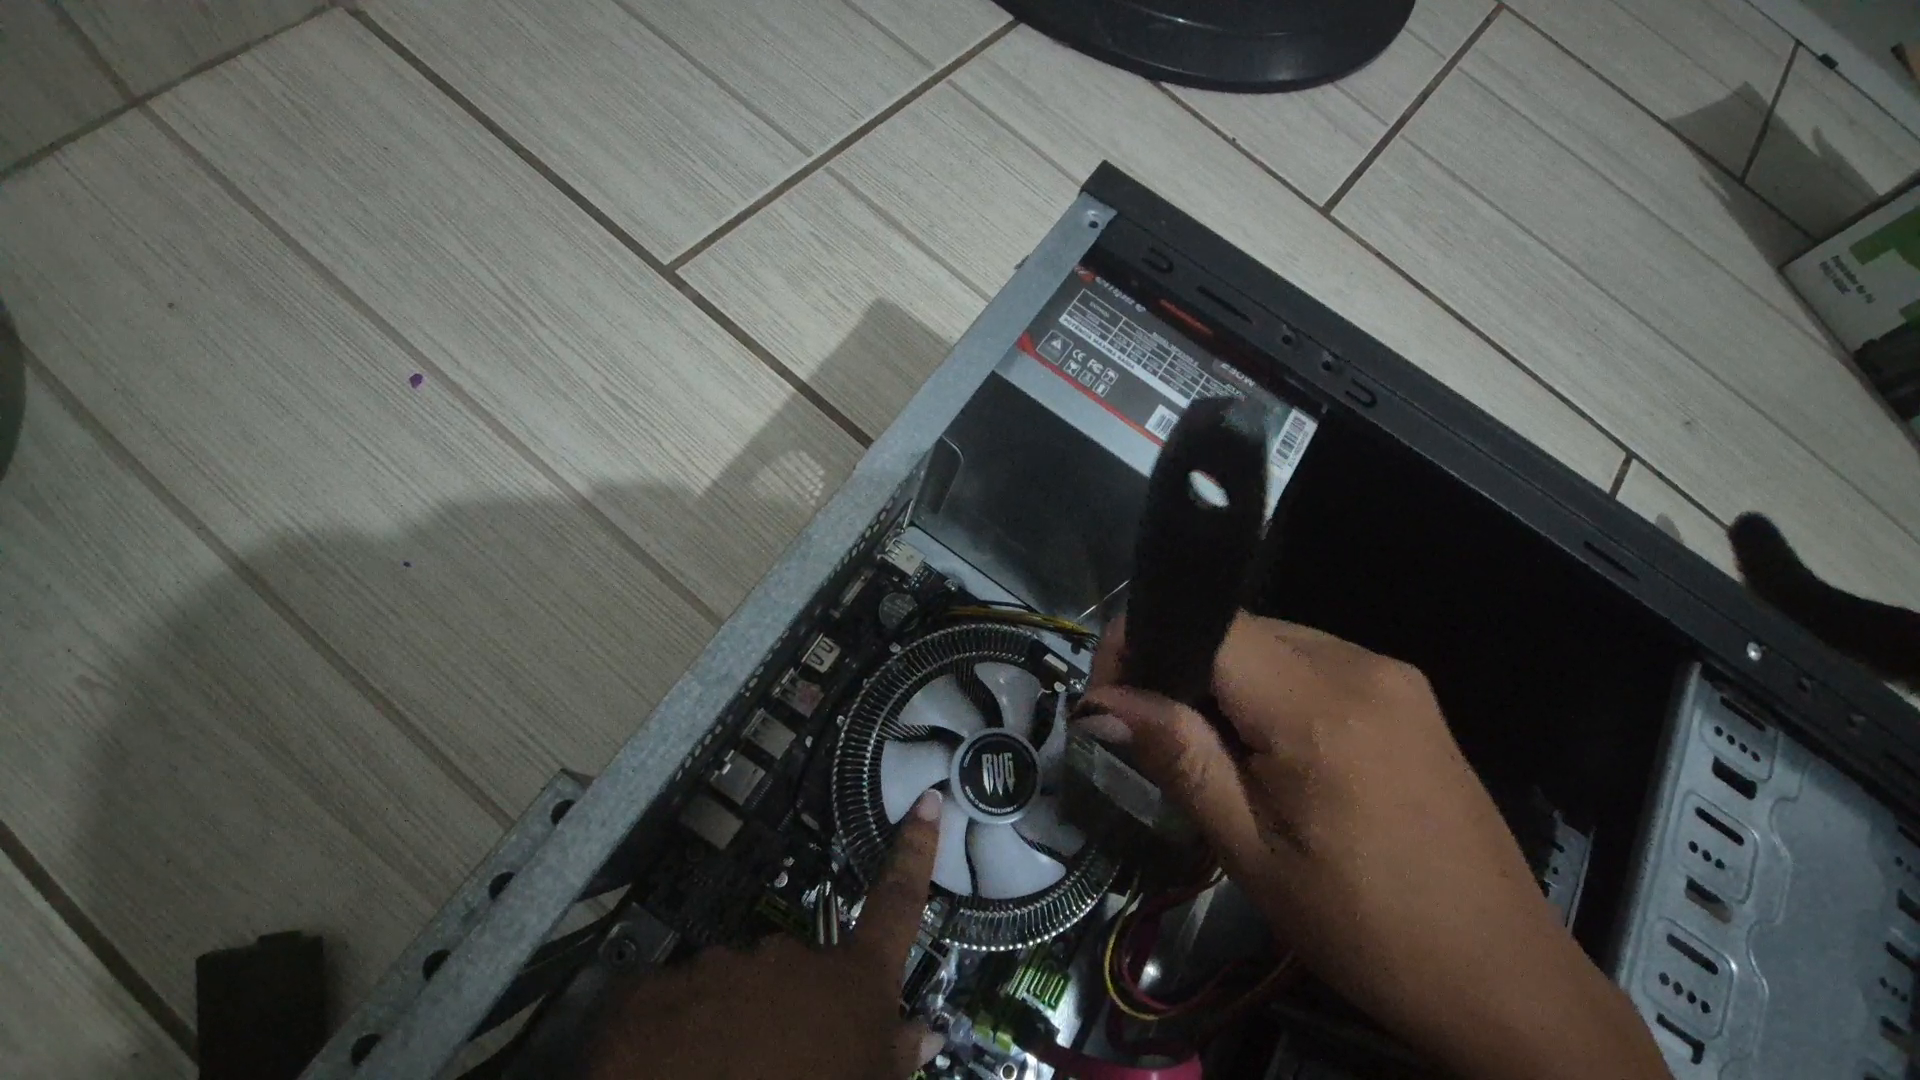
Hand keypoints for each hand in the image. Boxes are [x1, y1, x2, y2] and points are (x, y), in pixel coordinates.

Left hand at [589, 790, 946, 1079]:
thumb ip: (896, 1053)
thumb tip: (930, 1030)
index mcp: (851, 979)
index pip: (897, 902)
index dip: (915, 850)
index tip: (926, 800)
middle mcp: (792, 956)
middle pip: (802, 970)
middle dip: (794, 1007)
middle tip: (781, 1064)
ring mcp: (729, 964)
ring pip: (740, 989)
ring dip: (737, 1025)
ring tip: (727, 1075)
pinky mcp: (669, 985)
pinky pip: (684, 1004)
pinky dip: (684, 1034)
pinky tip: (677, 1070)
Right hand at [1081, 615, 1668, 1079]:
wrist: (1503, 976)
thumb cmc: (1366, 929)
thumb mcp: (1252, 853)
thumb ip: (1180, 759)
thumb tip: (1102, 703)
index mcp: (1320, 708)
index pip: (1209, 624)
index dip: (1146, 641)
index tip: (1112, 698)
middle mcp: (1361, 666)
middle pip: (1238, 629)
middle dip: (1182, 667)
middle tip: (1157, 740)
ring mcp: (1393, 676)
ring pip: (1274, 642)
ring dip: (1226, 681)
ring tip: (1215, 754)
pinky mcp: (1410, 695)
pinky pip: (1314, 663)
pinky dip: (1271, 690)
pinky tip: (1271, 753)